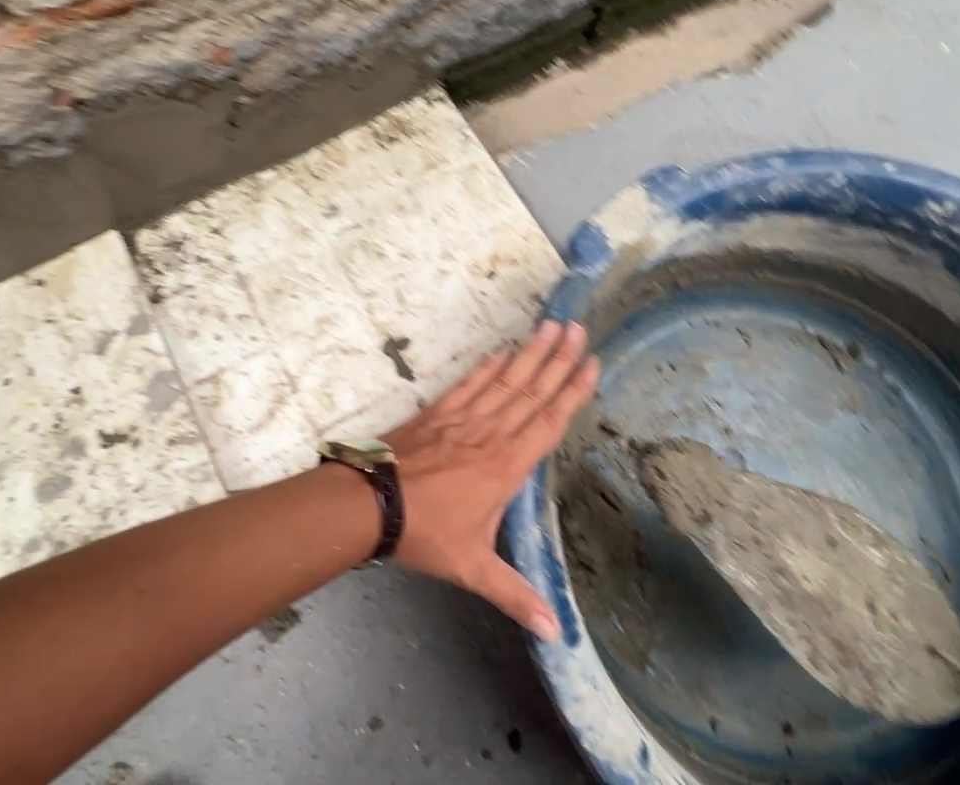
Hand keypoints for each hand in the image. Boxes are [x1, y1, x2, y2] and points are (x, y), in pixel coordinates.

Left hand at [382, 320, 599, 642]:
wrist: (368, 504)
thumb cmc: (424, 534)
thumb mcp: (473, 568)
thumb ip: (515, 595)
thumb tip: (556, 634)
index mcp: (507, 466)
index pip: (549, 421)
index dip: (572, 391)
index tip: (591, 363)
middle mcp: (491, 434)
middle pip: (532, 391)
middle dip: (558, 359)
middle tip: (578, 329)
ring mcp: (463, 418)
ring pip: (505, 380)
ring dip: (530, 353)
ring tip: (550, 325)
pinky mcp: (437, 412)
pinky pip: (470, 383)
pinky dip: (488, 366)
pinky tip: (502, 350)